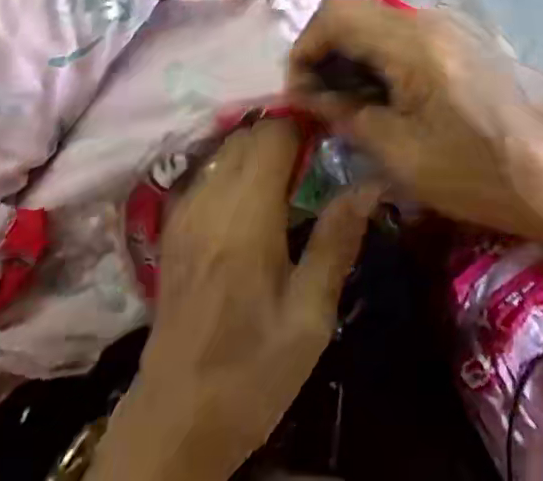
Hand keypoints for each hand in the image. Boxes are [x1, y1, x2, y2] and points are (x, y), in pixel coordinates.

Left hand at [88, 117, 380, 480]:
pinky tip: (255, 202)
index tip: (335, 138)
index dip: (305, 127)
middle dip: (283, 135)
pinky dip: (234, 169)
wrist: (177, 414)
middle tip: (320, 161)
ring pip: (223, 150)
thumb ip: (336, 241)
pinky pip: (207, 173)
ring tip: (293, 180)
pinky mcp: (172, 226)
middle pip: (245, 135)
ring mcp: (184, 211)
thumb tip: (369, 184)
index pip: (272, 136)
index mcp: (246, 216)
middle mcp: (209, 200)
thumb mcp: (310, 315)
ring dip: (258, 150)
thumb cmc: (254, 371)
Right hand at [287, 0, 542, 237]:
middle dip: (322, 51)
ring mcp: (444, 29)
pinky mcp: (454, 44)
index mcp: (413, 43)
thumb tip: (302, 94)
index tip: (297, 93)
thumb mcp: (396, 151)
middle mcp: (428, 22)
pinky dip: (373, 58)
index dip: (305, 48)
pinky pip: (397, 36)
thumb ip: (343, 112)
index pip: (335, 15)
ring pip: (372, 23)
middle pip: (351, 12)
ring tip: (342, 104)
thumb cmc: (470, 173)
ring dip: (347, 55)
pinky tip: (377, 98)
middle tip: (315, 100)